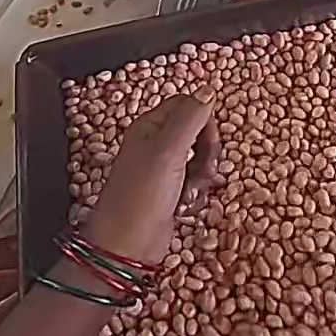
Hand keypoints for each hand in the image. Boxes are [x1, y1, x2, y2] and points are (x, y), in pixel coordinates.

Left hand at [81, 95, 220, 263]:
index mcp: (150, 125)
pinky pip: (195, 183)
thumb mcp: (168, 150)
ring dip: (201, 178)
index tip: (207, 142)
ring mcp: (163, 169)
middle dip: (206, 154)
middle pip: (198, 133)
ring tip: (187, 193)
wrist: (127, 246)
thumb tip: (208, 89)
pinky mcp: (170, 192)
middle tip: (202, 170)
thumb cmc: (142, 195)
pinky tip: (183, 207)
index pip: (188, 105)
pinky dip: (195, 195)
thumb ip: (190, 118)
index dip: (204, 122)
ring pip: (200, 160)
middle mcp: (156, 143)